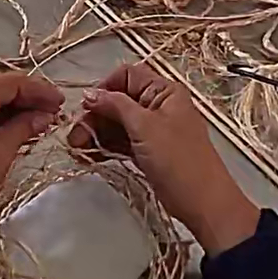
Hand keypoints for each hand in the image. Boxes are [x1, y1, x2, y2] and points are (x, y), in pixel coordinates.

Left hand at [0, 73, 64, 254]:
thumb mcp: (2, 149)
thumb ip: (26, 125)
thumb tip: (46, 115)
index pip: (13, 83)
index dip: (41, 92)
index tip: (62, 103)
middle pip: (1, 88)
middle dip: (29, 100)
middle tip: (55, 113)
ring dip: (16, 110)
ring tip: (42, 122)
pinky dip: (0, 118)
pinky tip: (20, 127)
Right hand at [68, 64, 259, 254]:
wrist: (202, 202)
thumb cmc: (178, 159)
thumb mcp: (145, 126)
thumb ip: (116, 105)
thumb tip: (90, 93)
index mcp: (164, 91)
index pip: (127, 76)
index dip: (105, 88)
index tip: (86, 107)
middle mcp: (158, 106)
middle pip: (118, 101)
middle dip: (95, 116)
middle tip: (74, 136)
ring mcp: (153, 130)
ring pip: (117, 123)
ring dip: (96, 134)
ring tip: (77, 150)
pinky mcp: (148, 152)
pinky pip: (122, 142)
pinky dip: (106, 147)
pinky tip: (89, 157)